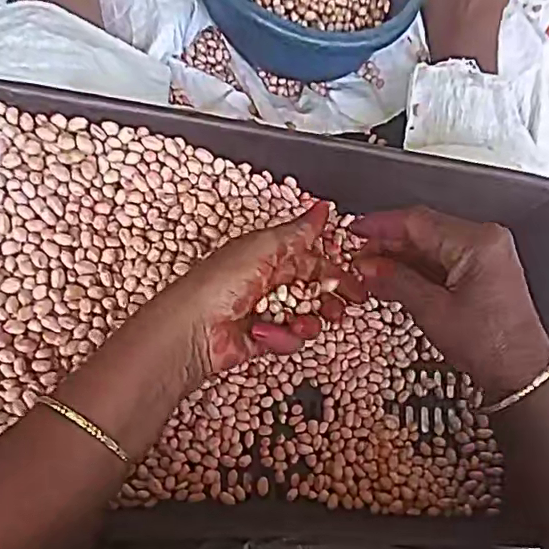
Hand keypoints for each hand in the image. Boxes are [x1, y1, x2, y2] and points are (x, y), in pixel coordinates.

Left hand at [136, 201, 345, 387]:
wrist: (194, 329)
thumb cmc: (219, 283)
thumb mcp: (263, 248)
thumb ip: (298, 232)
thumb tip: (323, 208)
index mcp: (269, 256)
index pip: (312, 263)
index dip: (335, 274)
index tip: (355, 287)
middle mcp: (269, 283)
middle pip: (313, 293)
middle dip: (328, 303)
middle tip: (337, 310)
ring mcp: (267, 312)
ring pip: (306, 319)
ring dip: (307, 323)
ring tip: (299, 324)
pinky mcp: (263, 338)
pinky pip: (288, 340)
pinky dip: (282, 338)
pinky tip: (265, 333)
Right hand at [351, 206, 548, 394]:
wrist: (520, 371)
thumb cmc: (489, 345)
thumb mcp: (434, 313)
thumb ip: (398, 282)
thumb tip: (369, 266)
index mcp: (477, 242)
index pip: (418, 221)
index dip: (380, 225)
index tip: (354, 230)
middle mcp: (485, 240)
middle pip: (425, 230)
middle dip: (388, 244)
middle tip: (357, 259)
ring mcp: (486, 255)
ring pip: (432, 246)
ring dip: (401, 258)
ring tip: (371, 272)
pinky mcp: (483, 271)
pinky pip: (443, 261)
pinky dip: (418, 269)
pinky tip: (395, 280)